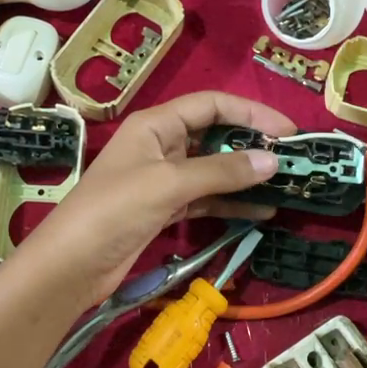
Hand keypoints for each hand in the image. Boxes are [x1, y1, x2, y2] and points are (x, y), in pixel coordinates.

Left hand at [25, 91, 294, 301]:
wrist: (73, 263)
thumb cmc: (115, 210)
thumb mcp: (169, 184)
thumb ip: (221, 171)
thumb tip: (272, 160)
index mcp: (155, 125)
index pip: (211, 105)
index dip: (250, 112)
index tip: (288, 131)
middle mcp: (160, 145)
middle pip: (214, 135)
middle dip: (252, 145)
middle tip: (293, 161)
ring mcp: (162, 179)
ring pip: (213, 169)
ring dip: (246, 176)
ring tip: (286, 186)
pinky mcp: (164, 210)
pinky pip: (206, 199)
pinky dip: (232, 203)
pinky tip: (263, 211)